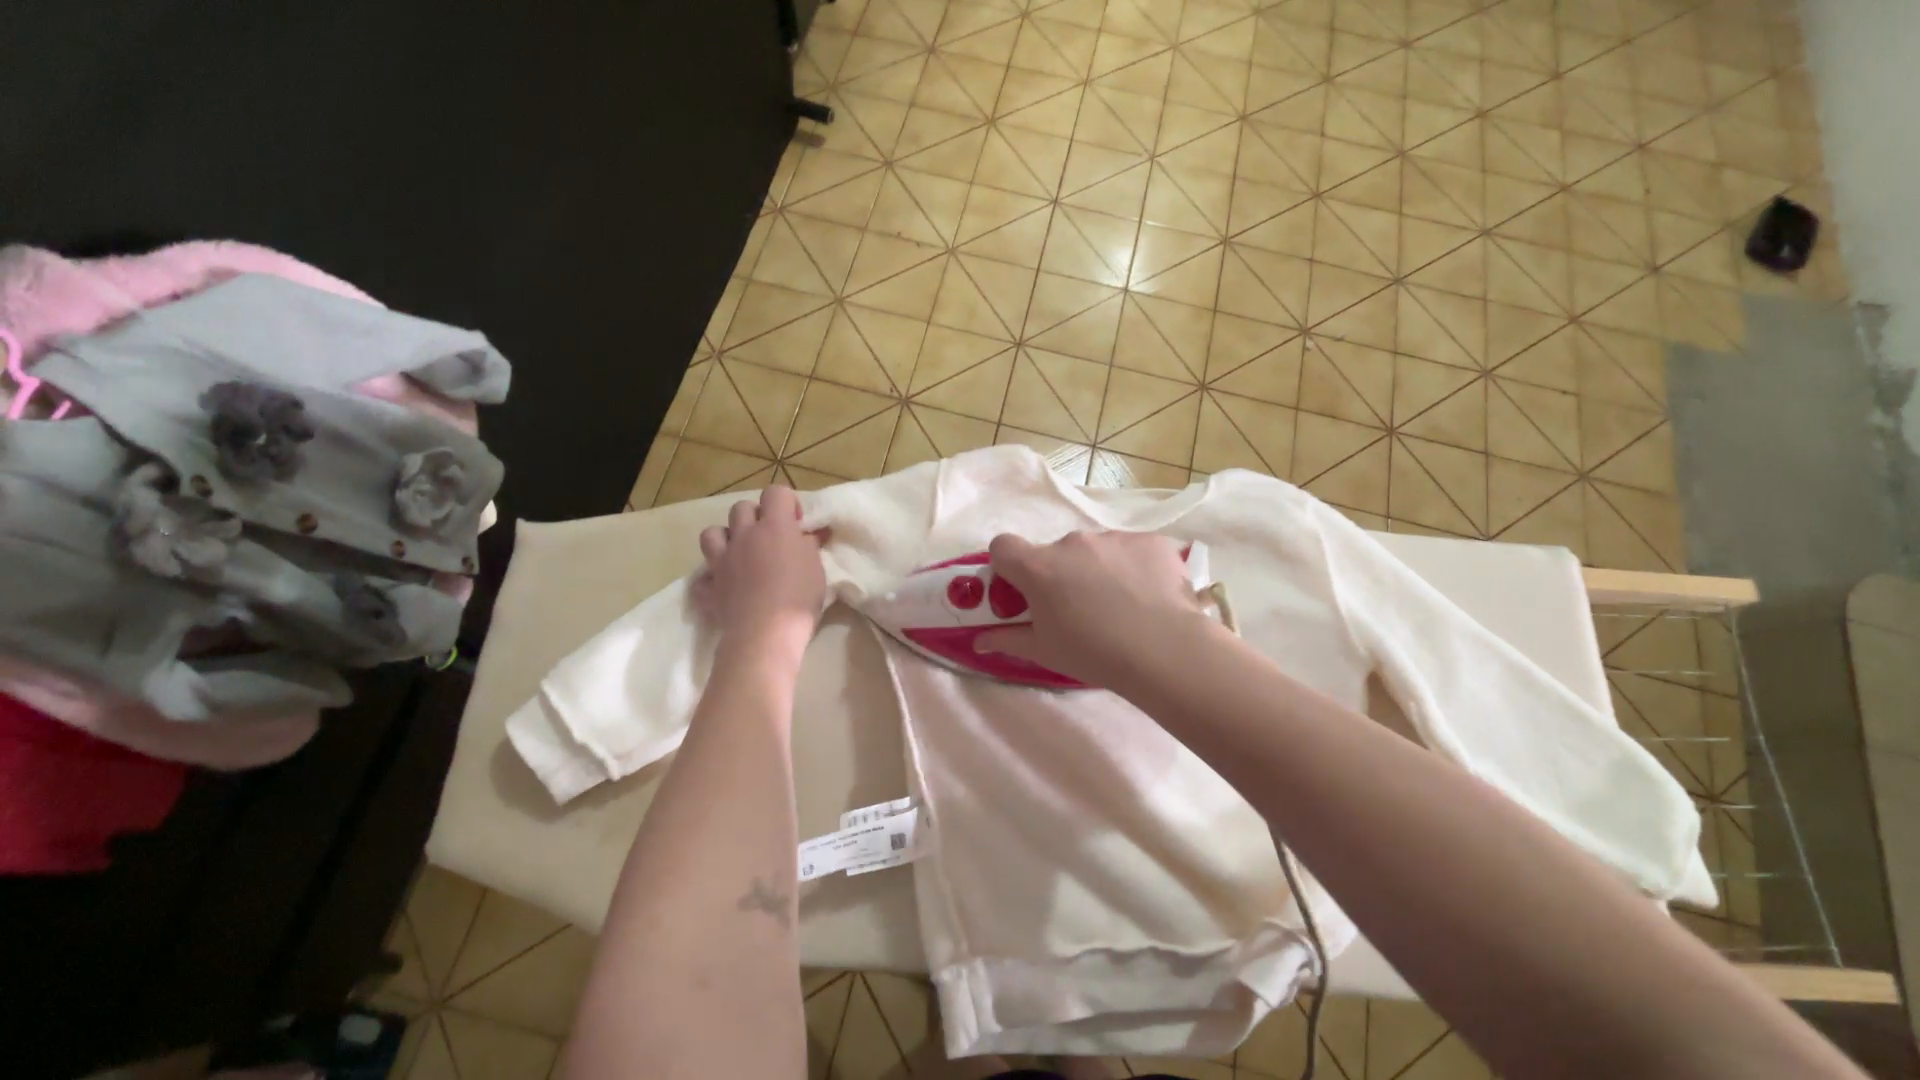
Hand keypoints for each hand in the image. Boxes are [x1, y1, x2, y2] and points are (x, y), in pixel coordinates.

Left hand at [694, 486, 827, 654]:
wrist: (765, 634)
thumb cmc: (799, 599)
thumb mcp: (817, 570)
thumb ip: (810, 547)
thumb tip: (811, 534)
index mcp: (774, 527)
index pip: (775, 493)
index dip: (786, 502)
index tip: (796, 522)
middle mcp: (744, 536)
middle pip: (741, 508)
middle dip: (755, 516)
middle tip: (769, 538)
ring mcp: (722, 560)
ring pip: (712, 533)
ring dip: (725, 538)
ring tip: (739, 554)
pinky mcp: (709, 585)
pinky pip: (703, 576)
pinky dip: (711, 579)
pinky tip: (722, 587)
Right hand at [974, 531, 1211, 688]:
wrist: (1165, 650)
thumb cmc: (1094, 653)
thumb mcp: (1044, 652)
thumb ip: (1007, 639)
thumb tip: (979, 641)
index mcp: (1039, 567)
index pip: (1003, 546)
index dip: (1008, 566)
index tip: (1021, 590)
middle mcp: (1072, 543)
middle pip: (1055, 552)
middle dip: (1061, 575)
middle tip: (1079, 611)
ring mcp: (1114, 538)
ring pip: (1096, 550)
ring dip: (1099, 570)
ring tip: (1122, 607)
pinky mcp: (1151, 541)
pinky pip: (1134, 550)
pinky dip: (1136, 568)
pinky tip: (1149, 598)